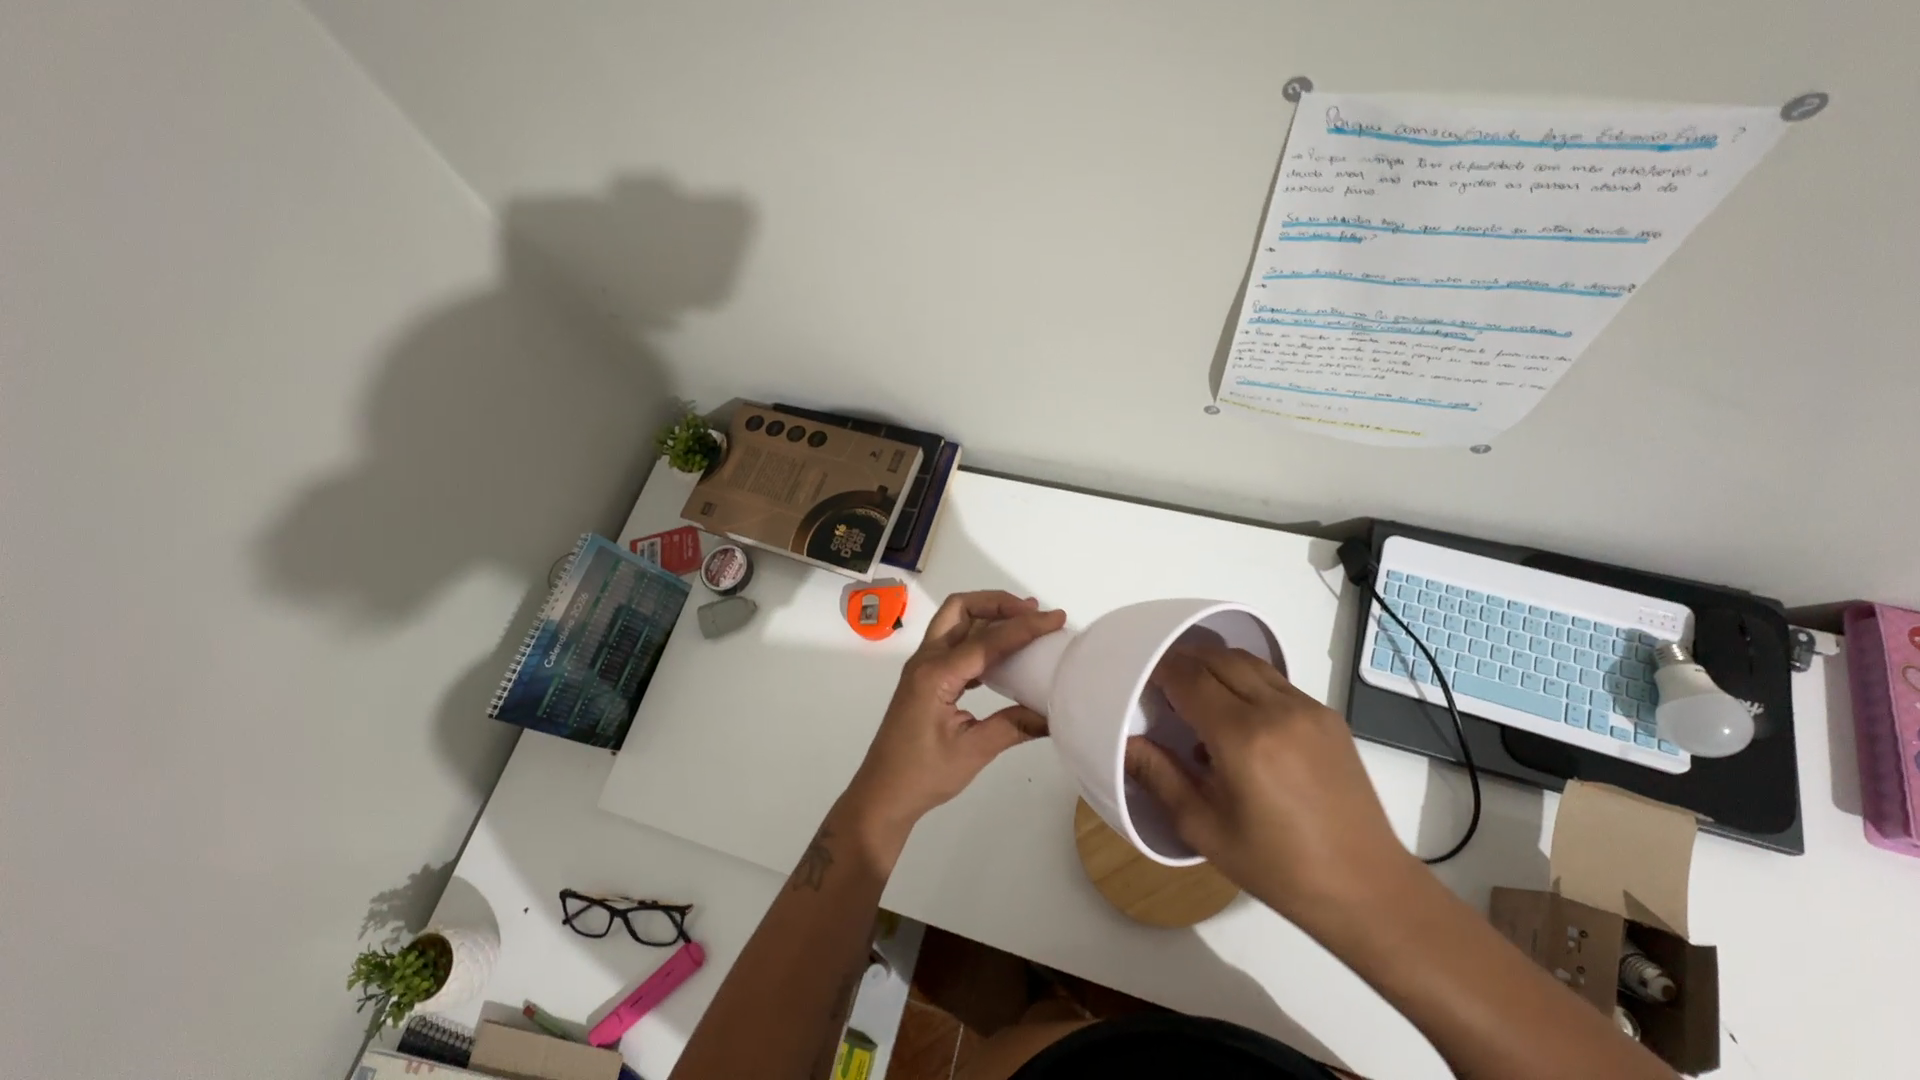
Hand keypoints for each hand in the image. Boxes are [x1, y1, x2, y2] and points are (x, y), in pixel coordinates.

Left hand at [842, 591, 1067, 838]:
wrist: (883, 793)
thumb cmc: (923, 774)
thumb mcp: (973, 751)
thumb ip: (1013, 727)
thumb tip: (1052, 714)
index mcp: (936, 675)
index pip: (987, 640)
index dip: (1024, 627)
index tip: (1055, 619)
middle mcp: (927, 661)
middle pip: (960, 609)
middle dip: (997, 602)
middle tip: (1032, 611)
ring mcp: (923, 668)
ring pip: (954, 622)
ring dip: (988, 616)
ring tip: (1024, 624)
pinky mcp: (926, 680)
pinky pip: (954, 644)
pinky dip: (979, 638)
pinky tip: (1003, 656)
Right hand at [1122, 644, 1417, 920]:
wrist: (1364, 886)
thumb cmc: (1277, 867)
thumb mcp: (1204, 828)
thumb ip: (1160, 777)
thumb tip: (1125, 744)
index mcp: (1243, 738)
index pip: (1189, 678)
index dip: (1160, 670)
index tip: (1139, 679)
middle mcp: (1278, 711)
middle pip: (1219, 659)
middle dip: (1184, 662)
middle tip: (1160, 685)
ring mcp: (1309, 710)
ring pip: (1250, 663)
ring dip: (1216, 667)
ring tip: (1194, 695)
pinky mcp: (1329, 718)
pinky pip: (1277, 682)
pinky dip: (1247, 683)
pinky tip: (1237, 719)